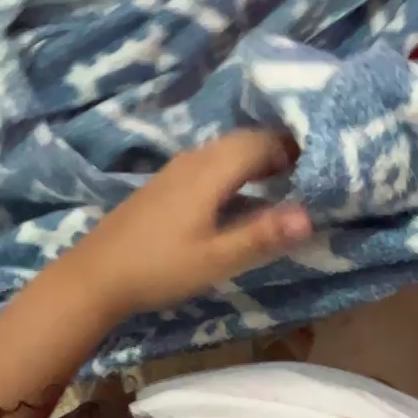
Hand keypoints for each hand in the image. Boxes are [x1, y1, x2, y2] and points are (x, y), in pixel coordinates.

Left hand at [54, 130, 311, 318]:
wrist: (94, 276)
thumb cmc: (158, 268)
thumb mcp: (216, 259)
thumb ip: (262, 236)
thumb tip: (311, 216)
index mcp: (210, 171)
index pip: (262, 142)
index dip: (295, 149)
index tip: (323, 165)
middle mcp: (193, 160)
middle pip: (243, 141)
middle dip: (279, 151)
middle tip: (310, 173)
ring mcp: (174, 171)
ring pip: (225, 152)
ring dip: (256, 161)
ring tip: (284, 182)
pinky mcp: (163, 186)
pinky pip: (210, 165)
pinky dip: (235, 172)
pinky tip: (239, 198)